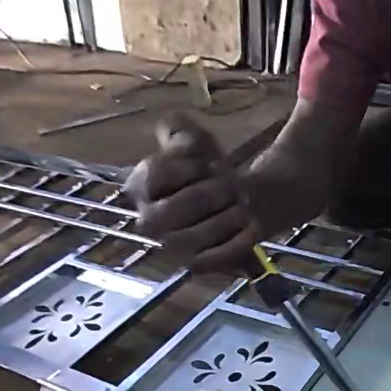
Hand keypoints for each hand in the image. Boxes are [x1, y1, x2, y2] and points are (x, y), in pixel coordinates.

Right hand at [125, 113, 261, 273]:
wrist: (243, 199)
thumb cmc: (212, 170)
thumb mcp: (195, 139)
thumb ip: (178, 128)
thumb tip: (175, 136)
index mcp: (140, 187)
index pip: (154, 176)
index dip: (187, 167)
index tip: (212, 162)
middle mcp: (149, 220)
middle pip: (169, 212)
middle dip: (205, 196)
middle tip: (230, 187)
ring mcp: (172, 246)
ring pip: (191, 238)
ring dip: (223, 219)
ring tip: (243, 205)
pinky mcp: (197, 262)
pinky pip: (208, 261)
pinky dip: (233, 244)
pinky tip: (250, 228)